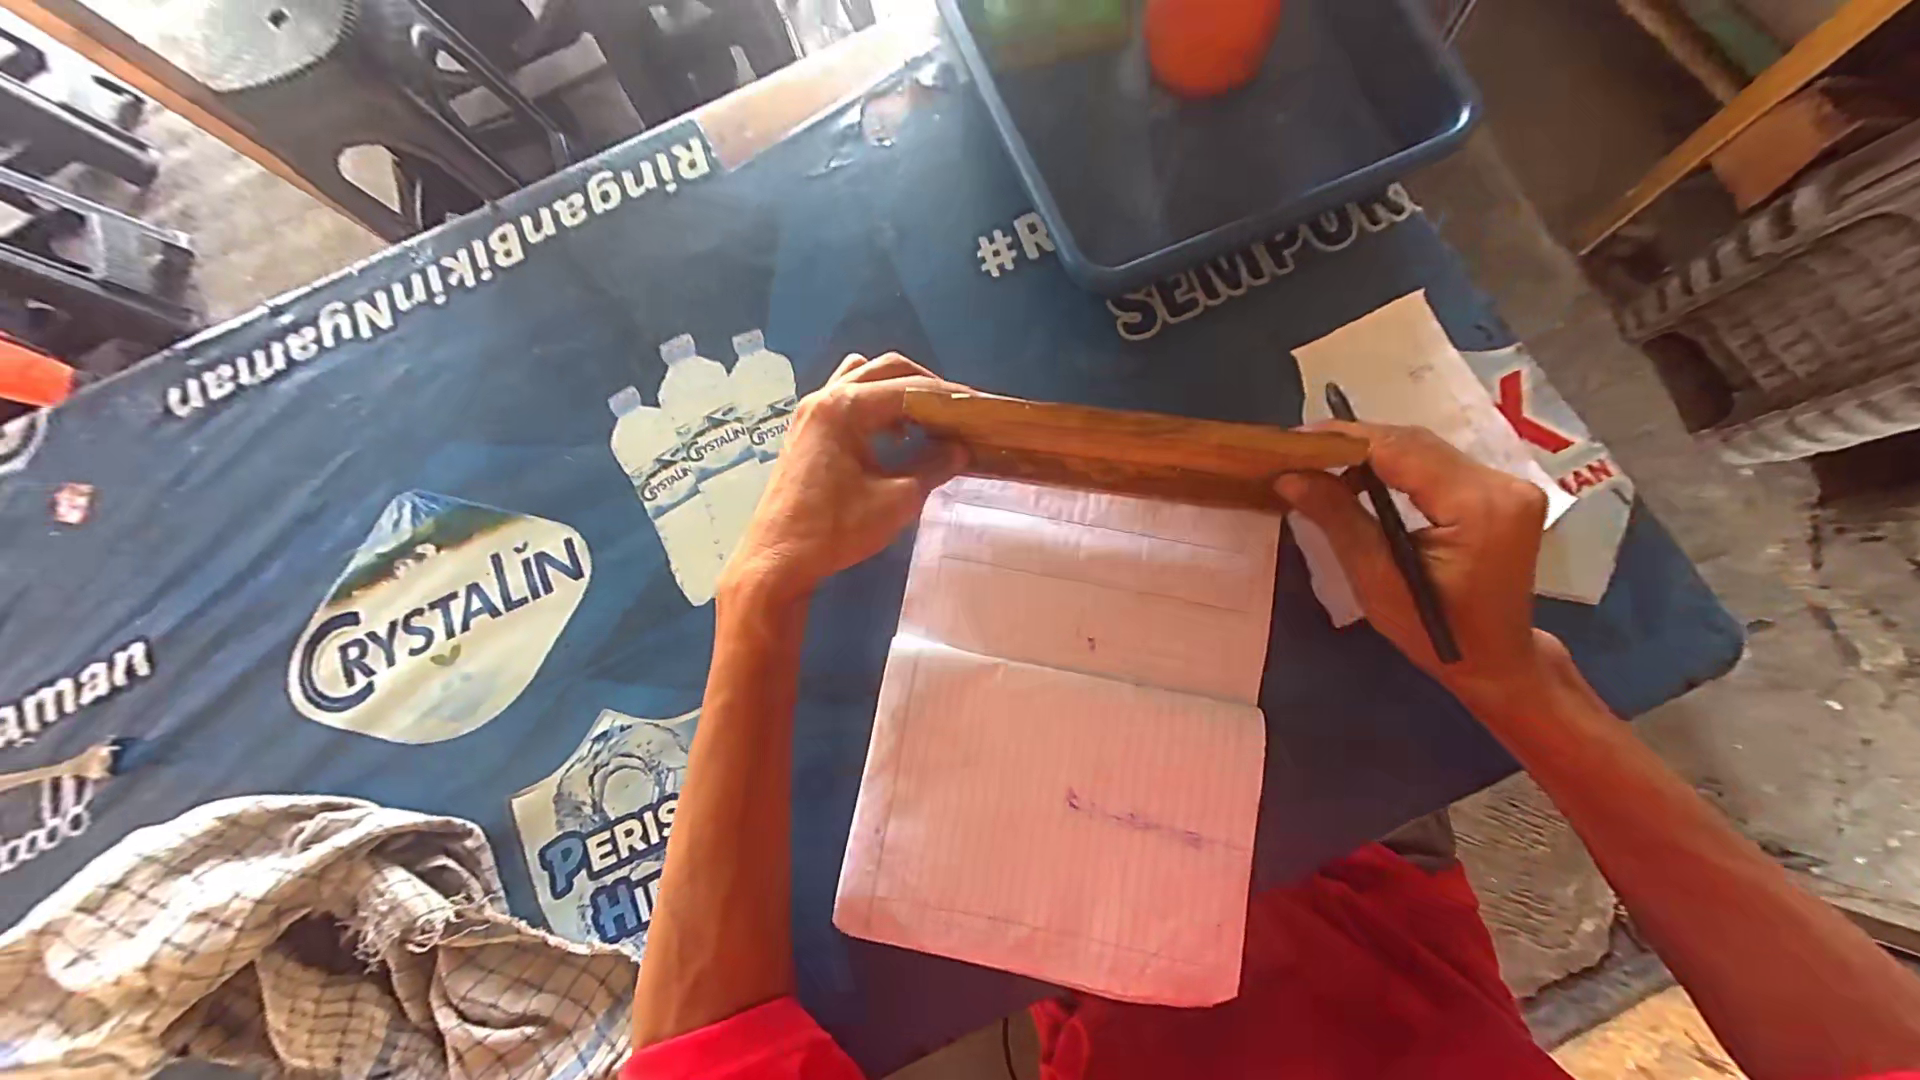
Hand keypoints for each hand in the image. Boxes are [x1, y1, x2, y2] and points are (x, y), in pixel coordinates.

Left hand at [722, 353, 967, 601]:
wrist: (777, 560)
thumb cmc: (836, 530)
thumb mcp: (898, 500)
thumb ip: (934, 466)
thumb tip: (961, 448)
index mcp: (845, 407)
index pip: (909, 387)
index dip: (949, 397)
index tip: (979, 408)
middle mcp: (824, 397)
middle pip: (885, 370)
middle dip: (926, 386)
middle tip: (955, 412)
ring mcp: (811, 413)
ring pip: (862, 378)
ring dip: (897, 392)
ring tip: (923, 421)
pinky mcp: (807, 431)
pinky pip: (846, 399)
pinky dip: (874, 407)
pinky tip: (891, 438)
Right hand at [1273, 421, 1566, 717]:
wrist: (1495, 660)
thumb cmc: (1434, 631)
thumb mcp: (1375, 577)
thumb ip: (1336, 517)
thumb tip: (1290, 476)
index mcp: (1478, 505)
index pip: (1400, 450)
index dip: (1342, 439)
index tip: (1292, 442)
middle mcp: (1501, 483)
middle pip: (1413, 442)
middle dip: (1351, 441)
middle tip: (1297, 451)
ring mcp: (1505, 485)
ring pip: (1422, 448)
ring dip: (1368, 452)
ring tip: (1319, 464)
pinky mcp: (1497, 492)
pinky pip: (1433, 462)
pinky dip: (1390, 465)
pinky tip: (1358, 480)